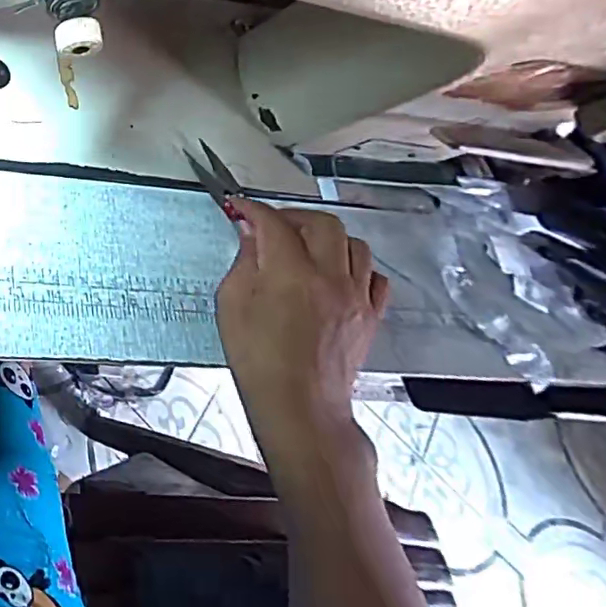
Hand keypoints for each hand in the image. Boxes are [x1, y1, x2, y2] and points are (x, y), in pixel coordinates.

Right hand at [214, 199, 388, 460]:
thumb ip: (245, 261)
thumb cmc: (257, 355)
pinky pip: (373, 275)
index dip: (253, 209)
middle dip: (292, 217)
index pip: (274, 223)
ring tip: (301, 246)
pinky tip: (332, 273)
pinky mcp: (371, 314)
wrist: (297, 399)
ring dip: (325, 237)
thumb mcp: (232, 301)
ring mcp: (357, 297)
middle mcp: (331, 279)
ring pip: (353, 244)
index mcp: (291, 274)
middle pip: (323, 224)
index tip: (239, 206)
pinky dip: (353, 265)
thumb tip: (252, 234)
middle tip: (269, 224)